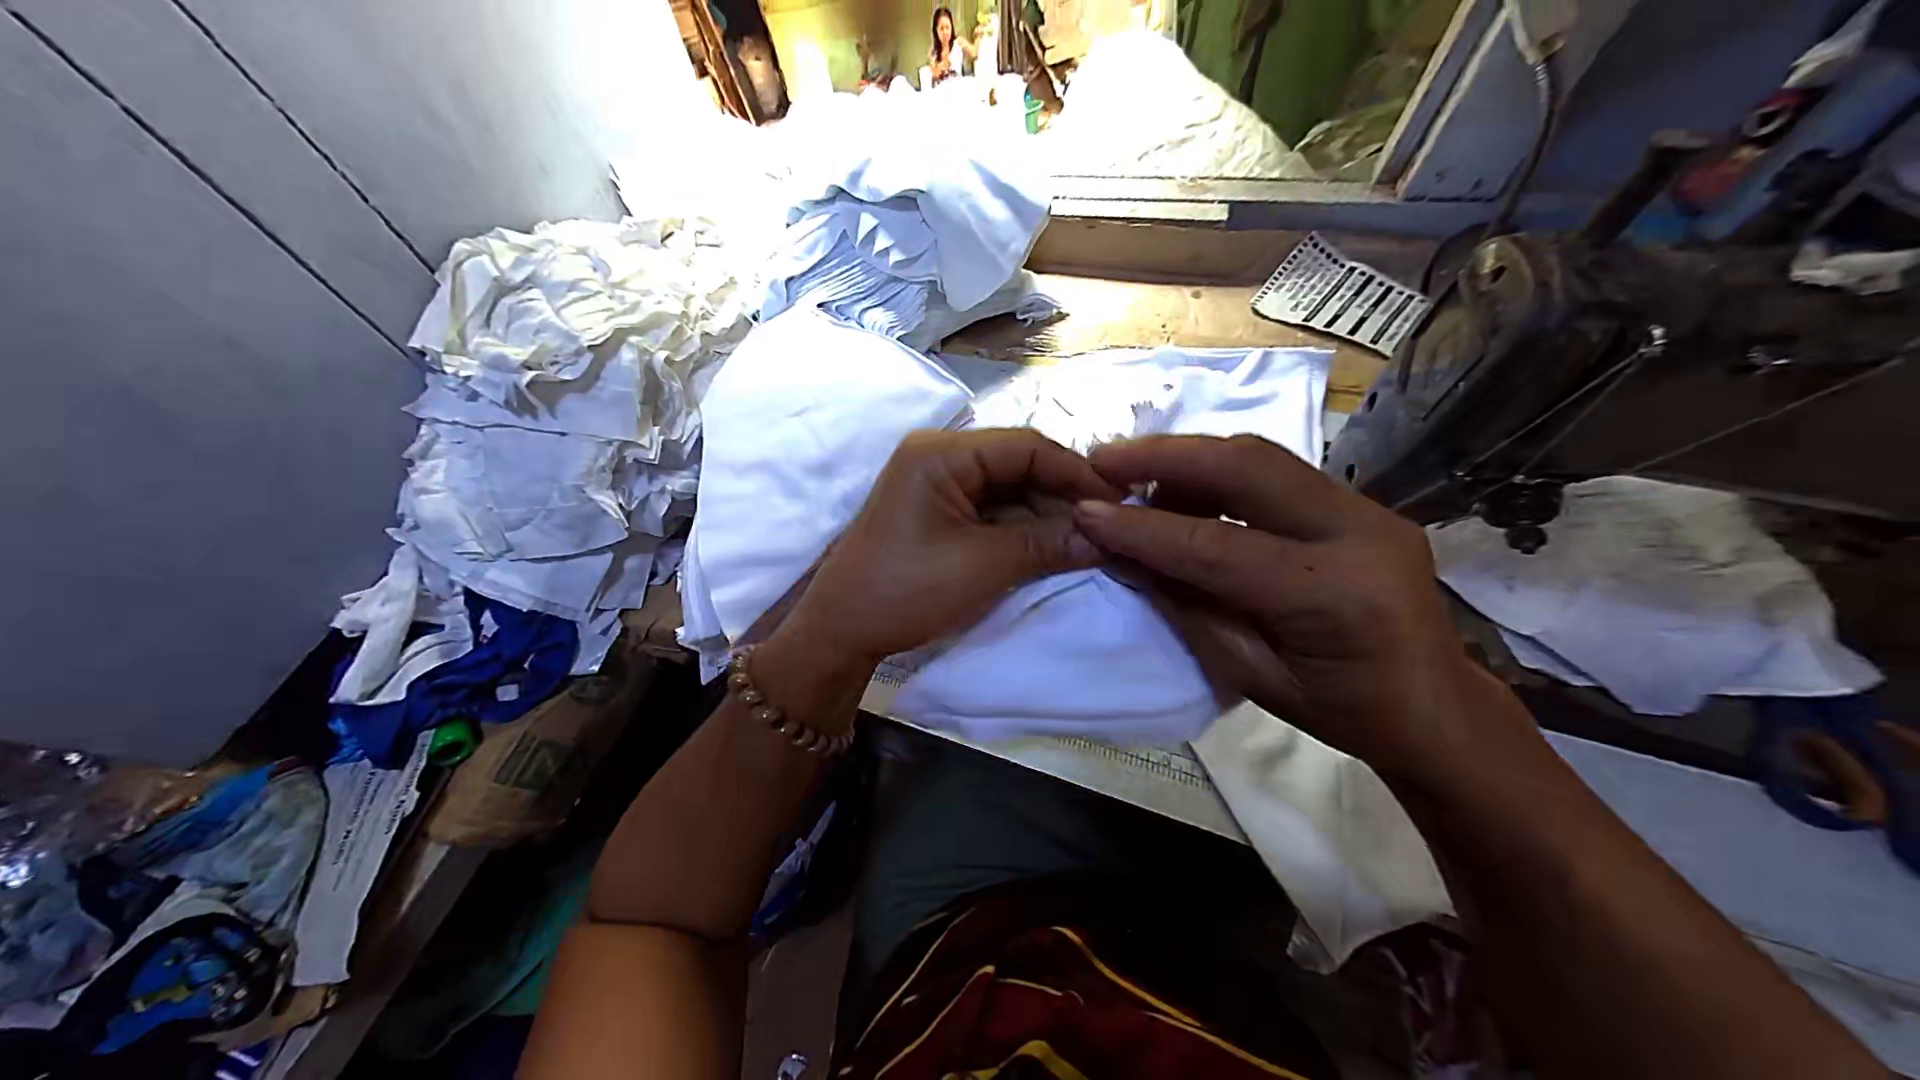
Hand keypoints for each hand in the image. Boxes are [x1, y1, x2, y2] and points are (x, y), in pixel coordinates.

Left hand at [780, 429, 1120, 667]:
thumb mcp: (983, 566)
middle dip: (1064, 496)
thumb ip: (1047, 544)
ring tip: (1090, 540)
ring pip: (1011, 489)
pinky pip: (994, 510)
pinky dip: (1025, 528)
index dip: (1076, 472)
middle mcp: (940, 456)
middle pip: (1020, 464)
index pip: (1026, 446)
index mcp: (941, 453)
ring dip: (1048, 514)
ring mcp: (939, 484)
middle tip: (1109, 526)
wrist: (843, 631)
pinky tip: (1056, 546)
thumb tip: (1107, 536)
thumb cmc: (906, 590)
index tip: (1118, 501)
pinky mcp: (941, 512)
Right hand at [1073, 435, 1515, 778]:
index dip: (1144, 528)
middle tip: (1104, 458)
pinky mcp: (1363, 502)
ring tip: (1135, 474)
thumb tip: (1127, 555)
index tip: (1086, 510)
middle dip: (1166, 456)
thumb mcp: (1251, 675)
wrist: (1436, 705)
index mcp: (1334, 594)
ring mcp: (1369, 508)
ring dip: (1191, 458)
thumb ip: (1188, 606)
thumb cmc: (1343, 709)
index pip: (1217, 546)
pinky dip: (1221, 473)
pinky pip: (1279, 472)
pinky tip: (1186, 490)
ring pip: (1264, 456)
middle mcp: (1360, 533)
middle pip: (1248, 467)